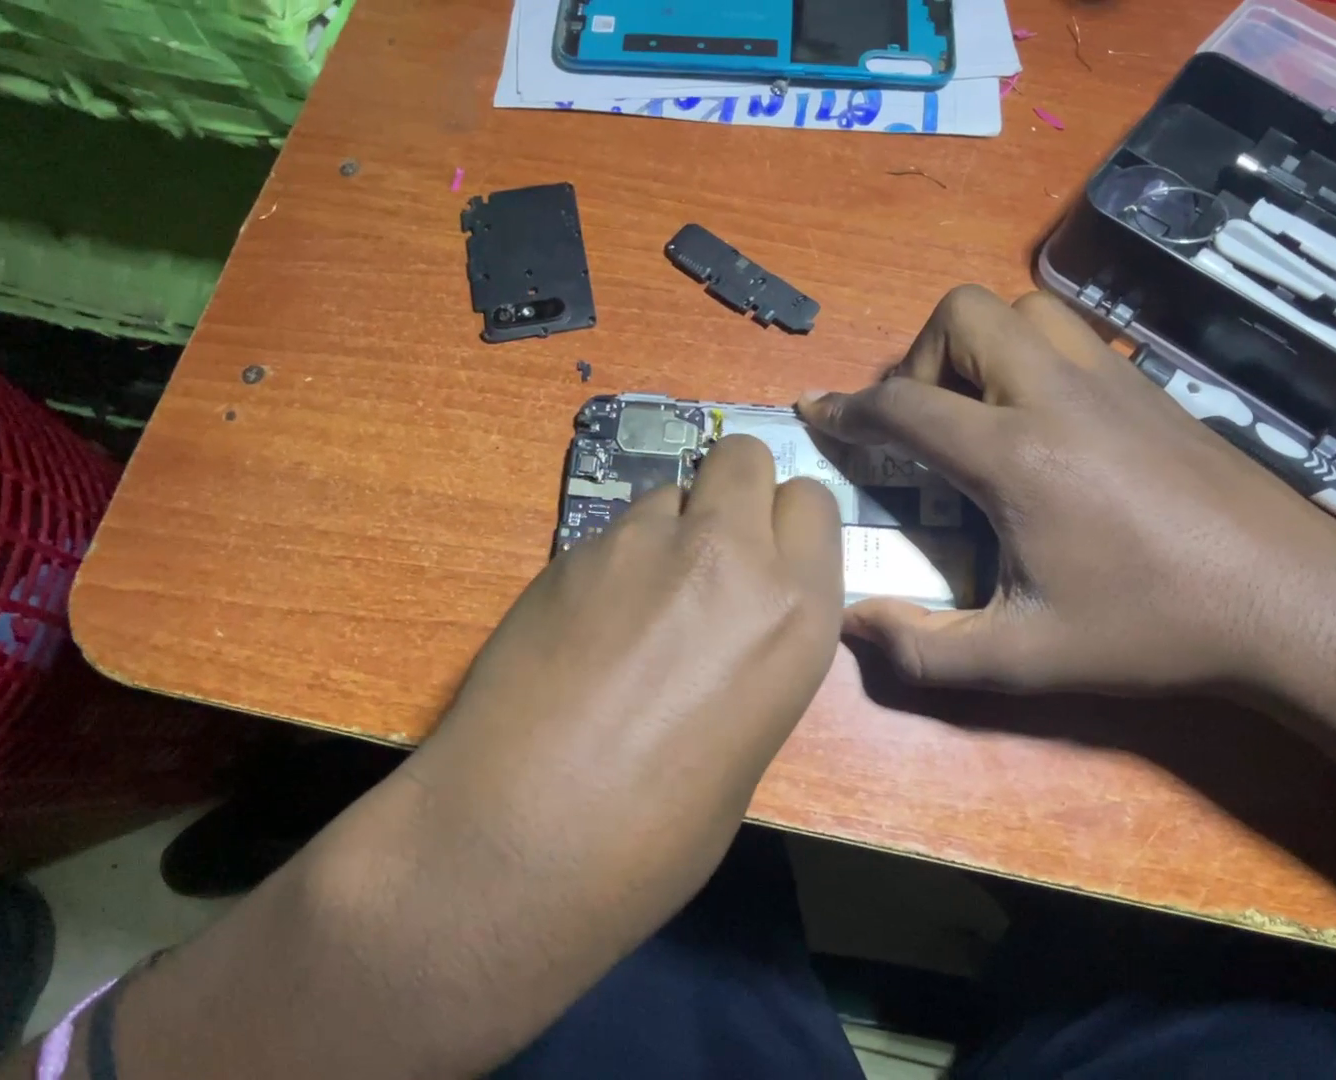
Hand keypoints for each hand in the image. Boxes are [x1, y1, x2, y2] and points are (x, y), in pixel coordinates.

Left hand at [409, 432, 841, 912]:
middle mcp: (727, 555)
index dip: (788, 523)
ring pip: (672, 491)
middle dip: (733, 492)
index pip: (812, 502)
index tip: (768, 558)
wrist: (524, 838)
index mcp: (795, 610)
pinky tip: (582, 627)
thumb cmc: (662, 829)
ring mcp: (639, 544)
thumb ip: (756, 652)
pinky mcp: (567, 552)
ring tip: (634, 607)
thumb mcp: (752, 739)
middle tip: (709, 557)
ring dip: (669, 531)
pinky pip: (611, 531)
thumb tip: (730, 627)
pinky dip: (612, 563)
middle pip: (743, 456)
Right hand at [797, 285, 1335, 696]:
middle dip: (919, 359)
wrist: (1290, 603)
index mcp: (1017, 455)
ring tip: (975, 412)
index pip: (905, 407)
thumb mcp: (1024, 659)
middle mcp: (1057, 395)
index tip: (816, 413)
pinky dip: (1028, 355)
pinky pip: (1069, 335)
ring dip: (978, 346)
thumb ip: (924, 649)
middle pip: (964, 314)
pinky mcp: (1149, 387)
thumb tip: (853, 623)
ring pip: (1022, 309)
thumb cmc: (1150, 630)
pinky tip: (1040, 422)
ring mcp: (1111, 380)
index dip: (847, 410)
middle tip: (921, 425)